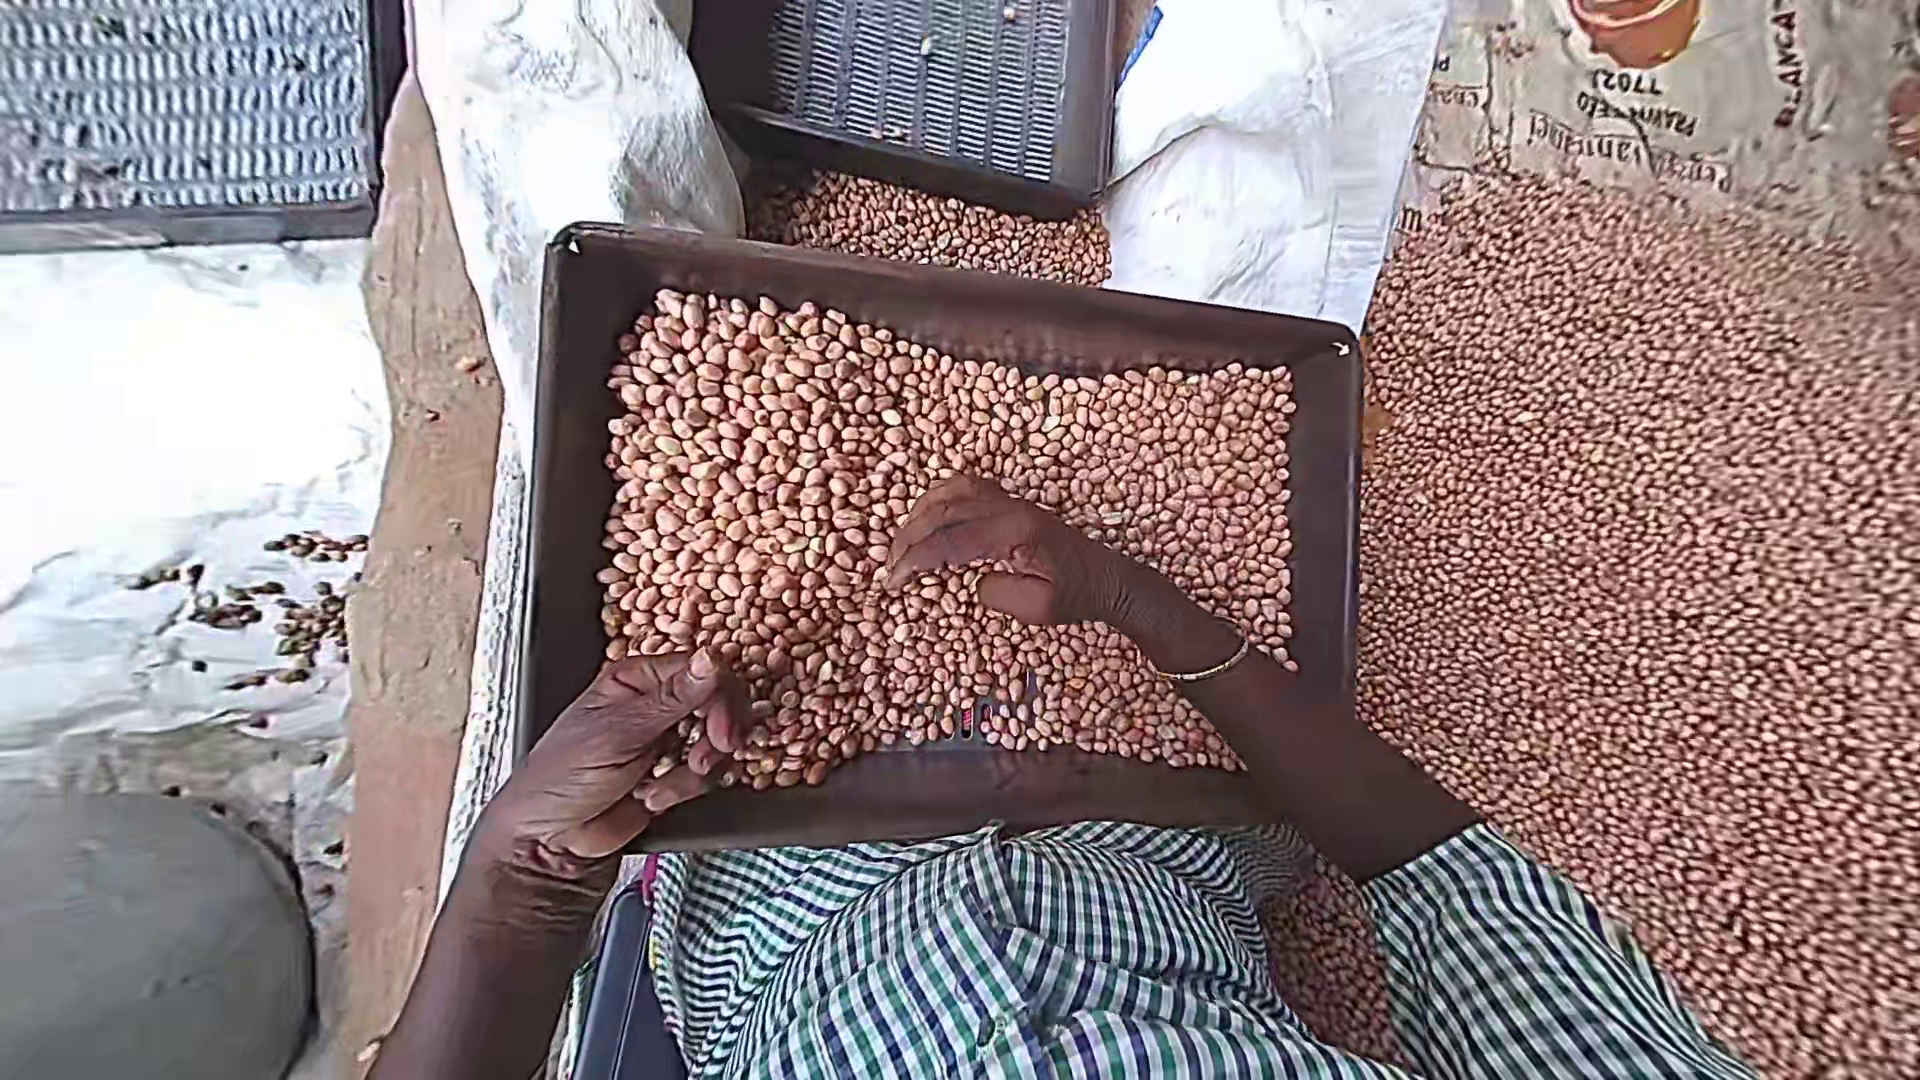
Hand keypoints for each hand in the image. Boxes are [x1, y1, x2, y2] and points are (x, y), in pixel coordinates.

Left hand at [473, 649, 744, 871]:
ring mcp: (670, 736)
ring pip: (718, 739)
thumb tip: (710, 659)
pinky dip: (686, 788)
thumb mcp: (617, 733)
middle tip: (701, 761)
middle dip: (714, 737)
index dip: (721, 698)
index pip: (703, 671)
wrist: (547, 846)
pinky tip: (654, 797)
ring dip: (695, 770)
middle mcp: (660, 701)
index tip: (722, 731)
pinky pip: (708, 771)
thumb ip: (671, 698)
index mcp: (640, 679)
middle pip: (720, 703)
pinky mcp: (678, 769)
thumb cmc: (560, 780)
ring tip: (661, 787)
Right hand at [885, 475, 1133, 625]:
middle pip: (944, 510)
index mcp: (1016, 532)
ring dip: (920, 513)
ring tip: (902, 540)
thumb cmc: (1078, 595)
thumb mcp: (1039, 609)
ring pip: (953, 490)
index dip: (917, 559)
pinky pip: (967, 486)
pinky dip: (940, 498)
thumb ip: (997, 594)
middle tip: (891, 565)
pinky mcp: (1012, 503)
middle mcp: (1011, 508)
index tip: (895, 580)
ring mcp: (1012, 501)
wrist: (1108, 577)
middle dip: (909, 537)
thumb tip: (970, 581)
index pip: (951, 540)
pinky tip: (928, 514)